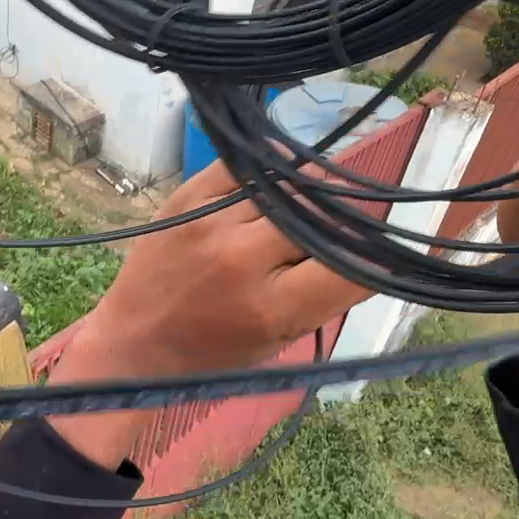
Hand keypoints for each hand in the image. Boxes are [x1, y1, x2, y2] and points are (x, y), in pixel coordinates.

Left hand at [45, 161, 371, 465]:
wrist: (133, 340)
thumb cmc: (211, 353)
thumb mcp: (277, 341)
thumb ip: (321, 296)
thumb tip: (366, 247)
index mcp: (270, 308)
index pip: (351, 265)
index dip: (378, 253)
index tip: (385, 245)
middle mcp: (241, 258)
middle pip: (320, 216)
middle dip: (344, 217)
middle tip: (352, 216)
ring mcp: (210, 221)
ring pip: (286, 185)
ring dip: (310, 189)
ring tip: (321, 192)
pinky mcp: (185, 196)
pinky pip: (243, 165)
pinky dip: (271, 166)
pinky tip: (282, 173)